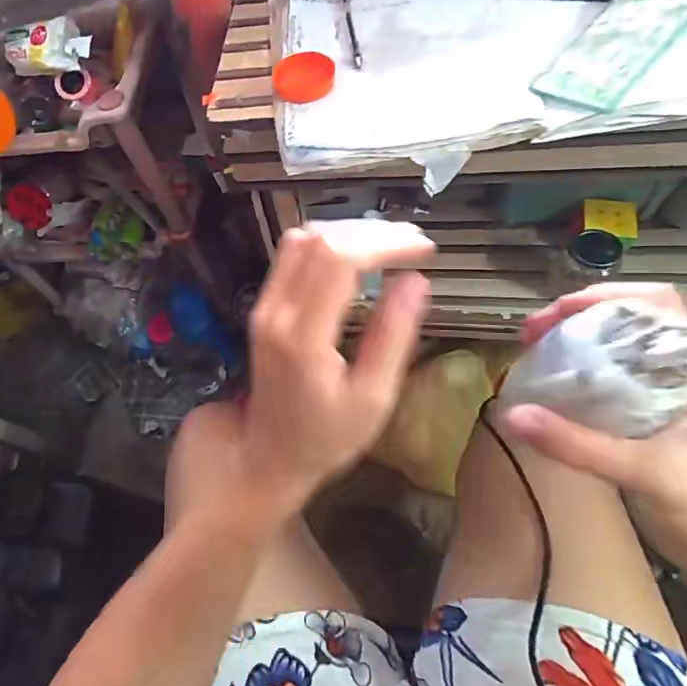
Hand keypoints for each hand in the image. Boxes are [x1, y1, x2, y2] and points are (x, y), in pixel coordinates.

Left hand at [237, 227, 431, 516]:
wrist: (267, 454)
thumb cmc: (326, 437)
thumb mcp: (373, 398)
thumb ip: (394, 336)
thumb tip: (417, 282)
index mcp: (305, 336)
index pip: (341, 259)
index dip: (385, 242)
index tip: (423, 247)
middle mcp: (277, 312)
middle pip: (321, 239)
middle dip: (372, 231)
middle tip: (413, 243)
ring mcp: (264, 306)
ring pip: (302, 238)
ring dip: (349, 231)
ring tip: (391, 244)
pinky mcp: (263, 306)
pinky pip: (291, 254)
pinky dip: (328, 242)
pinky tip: (357, 254)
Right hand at [497, 283, 686, 579]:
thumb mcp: (645, 472)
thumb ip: (576, 444)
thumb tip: (512, 414)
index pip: (657, 305)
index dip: (607, 296)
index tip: (559, 310)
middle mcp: (684, 377)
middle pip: (629, 325)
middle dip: (579, 321)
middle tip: (535, 334)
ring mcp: (669, 403)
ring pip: (619, 356)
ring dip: (578, 350)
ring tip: (537, 356)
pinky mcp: (654, 429)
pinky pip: (612, 389)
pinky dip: (581, 382)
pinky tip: (555, 394)